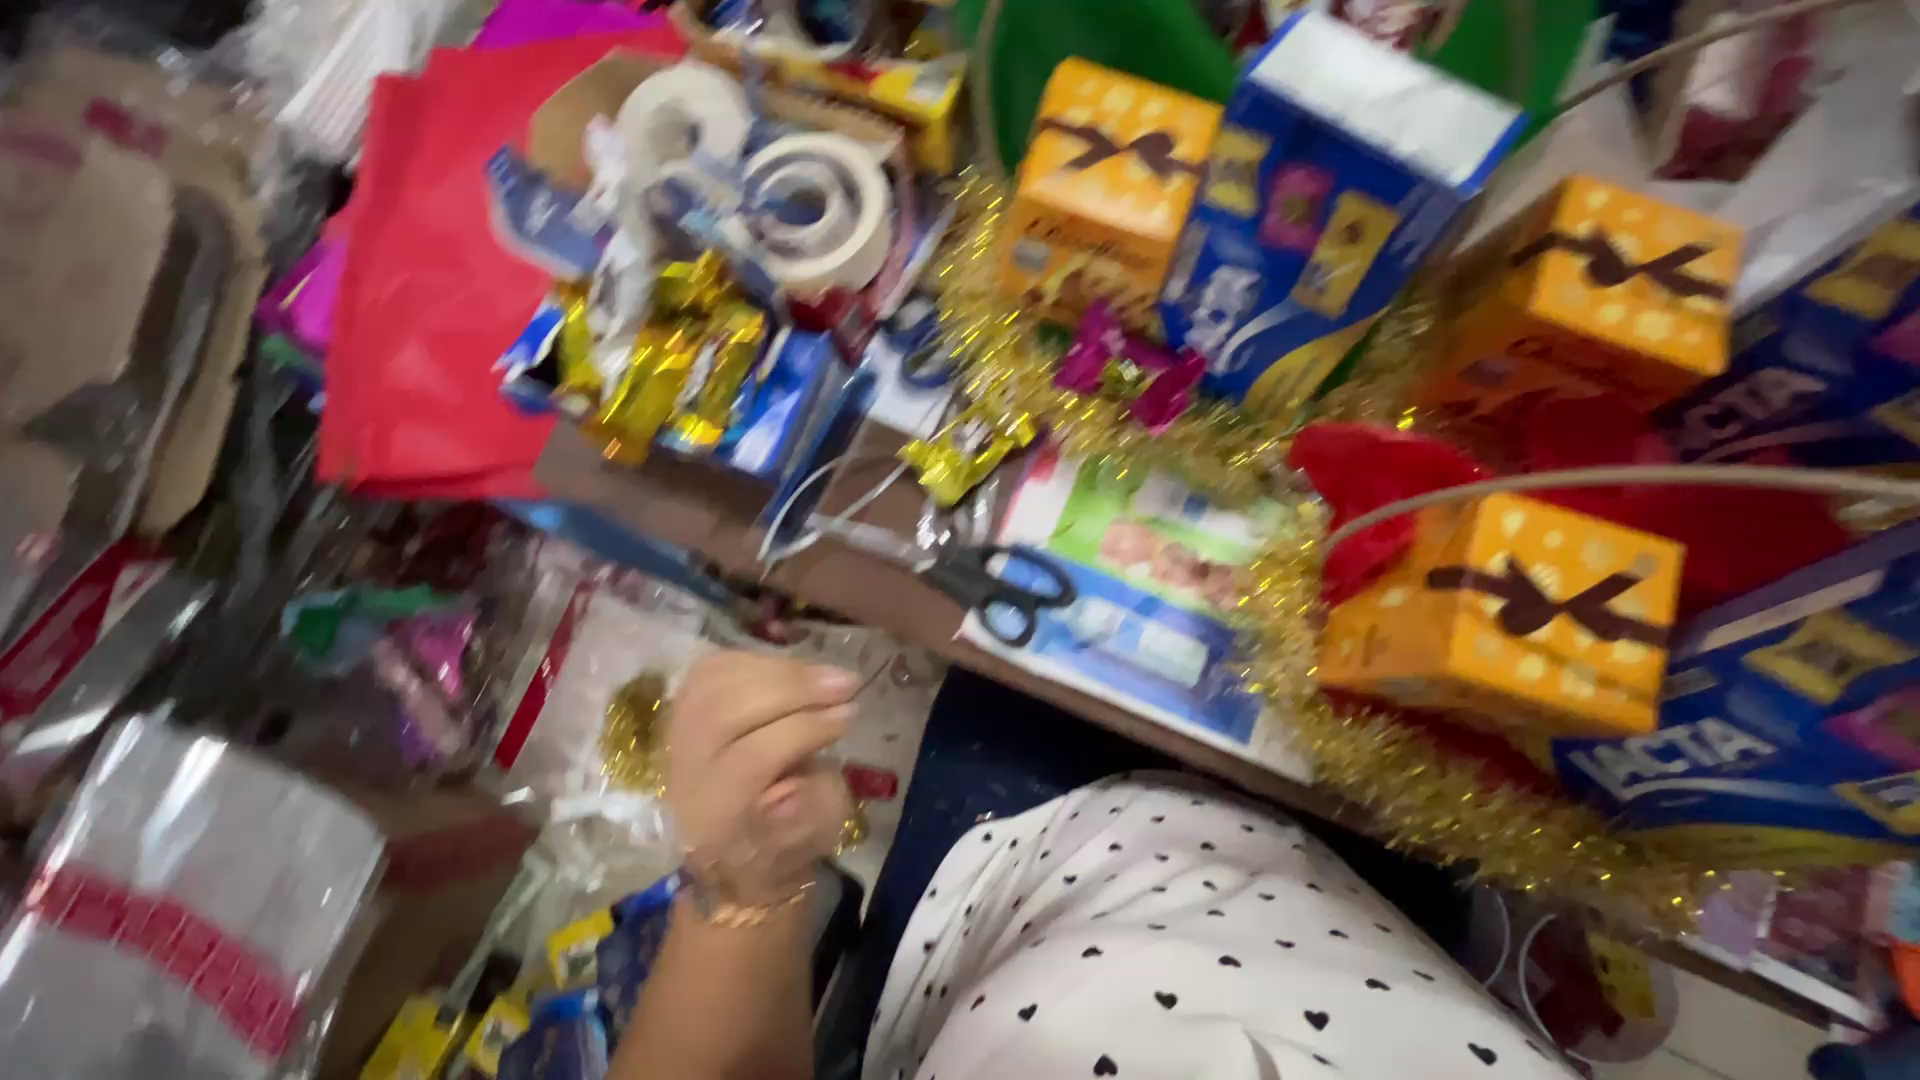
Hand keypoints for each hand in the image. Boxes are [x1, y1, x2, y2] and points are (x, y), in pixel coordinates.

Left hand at [664, 650, 856, 901]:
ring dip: (781, 670)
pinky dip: (760, 661)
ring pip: (717, 682)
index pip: (752, 758)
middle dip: (794, 689)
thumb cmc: (782, 842)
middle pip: (726, 711)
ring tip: (828, 675)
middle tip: (845, 684)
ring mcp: (675, 734)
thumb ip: (811, 816)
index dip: (805, 729)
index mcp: (715, 816)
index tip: (850, 715)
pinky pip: (715, 668)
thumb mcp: (813, 841)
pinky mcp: (680, 705)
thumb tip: (795, 788)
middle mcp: (683, 772)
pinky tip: (797, 671)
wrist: (731, 843)